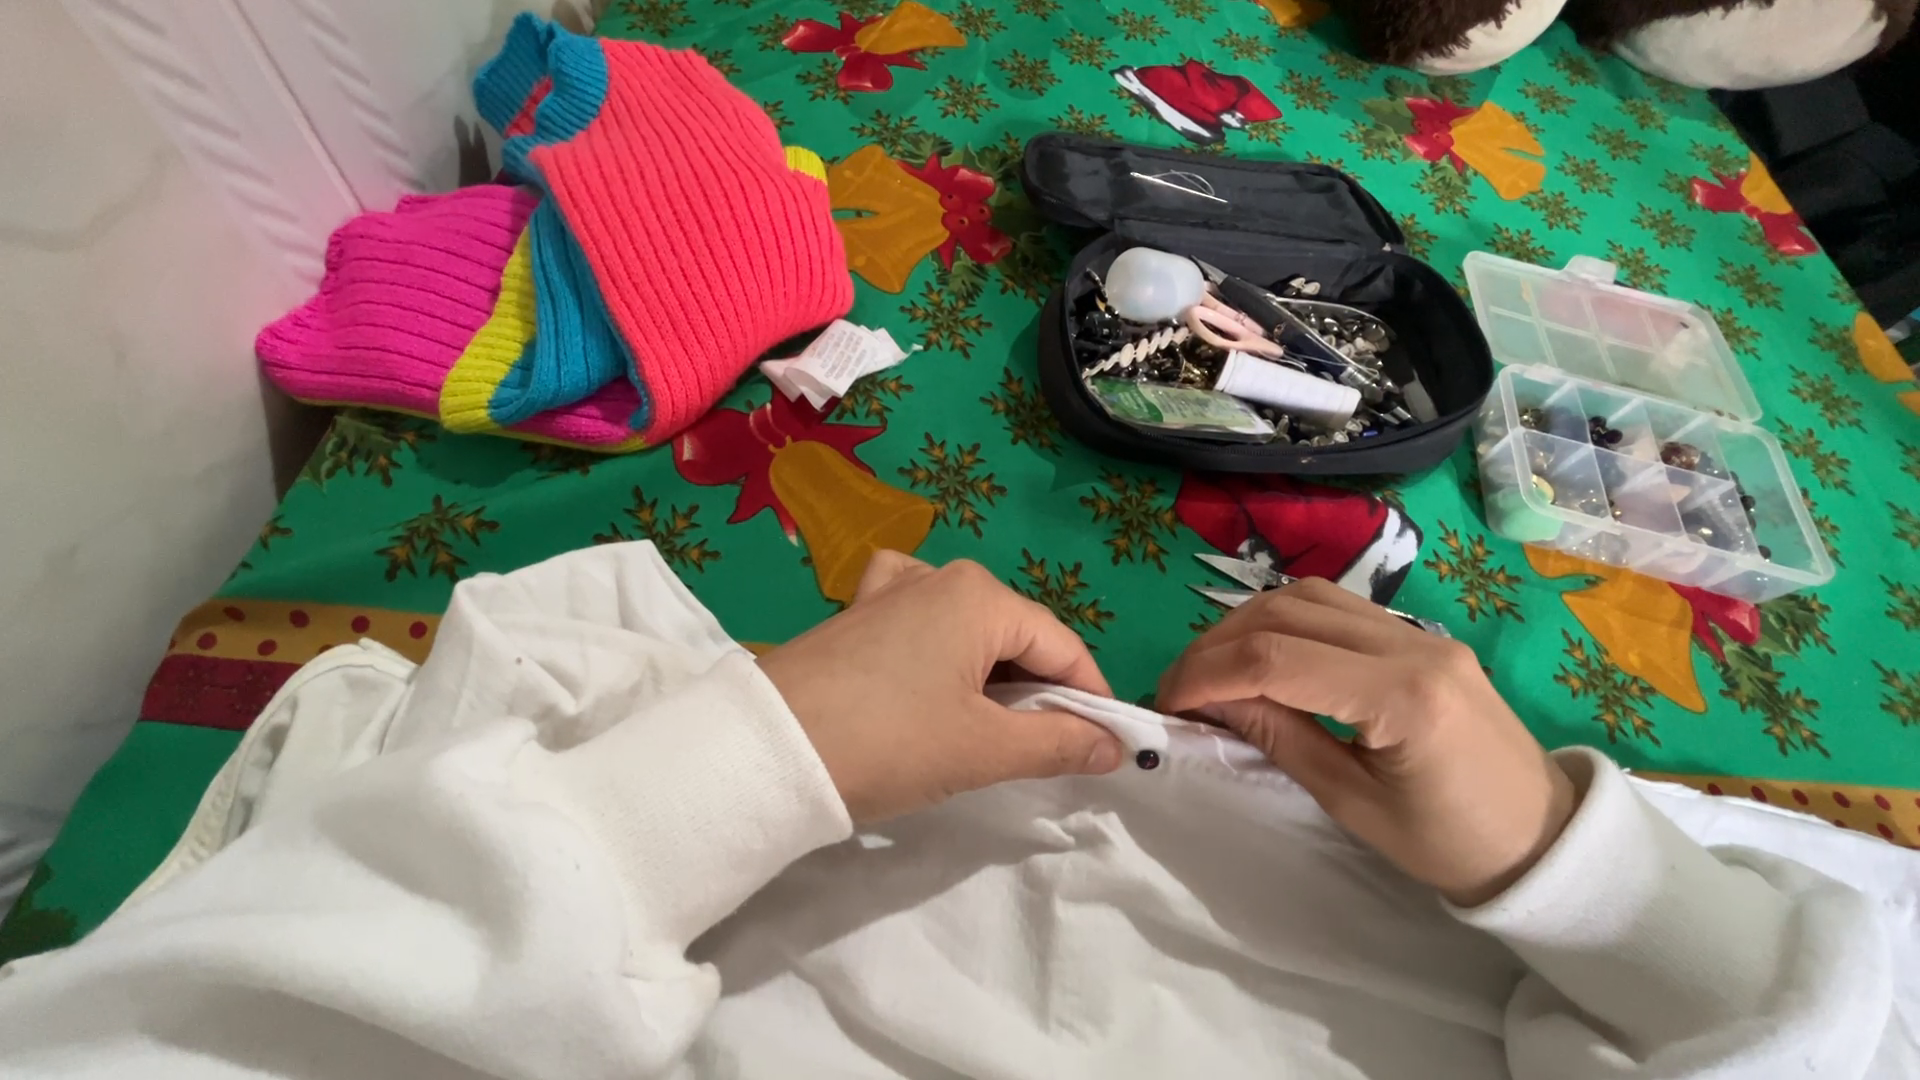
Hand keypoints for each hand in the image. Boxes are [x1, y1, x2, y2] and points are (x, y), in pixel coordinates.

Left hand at [756, 551, 1123, 822]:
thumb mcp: (983, 749)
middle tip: (1037, 749)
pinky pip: (917, 614)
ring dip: (989, 674)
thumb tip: (1113, 747)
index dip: (1090, 698)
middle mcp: (941, 576)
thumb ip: (1059, 744)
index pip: (1063, 646)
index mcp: (981, 596)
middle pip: (1016, 634)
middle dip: (1037, 689)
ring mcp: (893, 587)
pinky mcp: (858, 610)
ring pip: (969, 627)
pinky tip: (928, 666)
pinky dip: (938, 642)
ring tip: (982, 725)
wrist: (769, 750)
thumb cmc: (889, 743)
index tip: (1103, 746)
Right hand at [1156, 577, 1575, 906]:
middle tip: (1180, 687)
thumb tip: (1209, 701)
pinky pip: (1330, 605)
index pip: (1276, 659)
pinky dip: (1278, 620)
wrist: (1545, 840)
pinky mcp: (1415, 633)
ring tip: (1211, 667)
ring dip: (1243, 625)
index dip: (1207, 673)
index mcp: (1401, 697)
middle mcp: (1409, 644)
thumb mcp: (1350, 802)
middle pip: (1283, 614)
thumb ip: (1277, 736)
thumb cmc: (1449, 843)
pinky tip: (1259, 650)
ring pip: (1303, 596)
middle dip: (1215, 646)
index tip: (1168, 702)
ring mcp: (1416, 631)